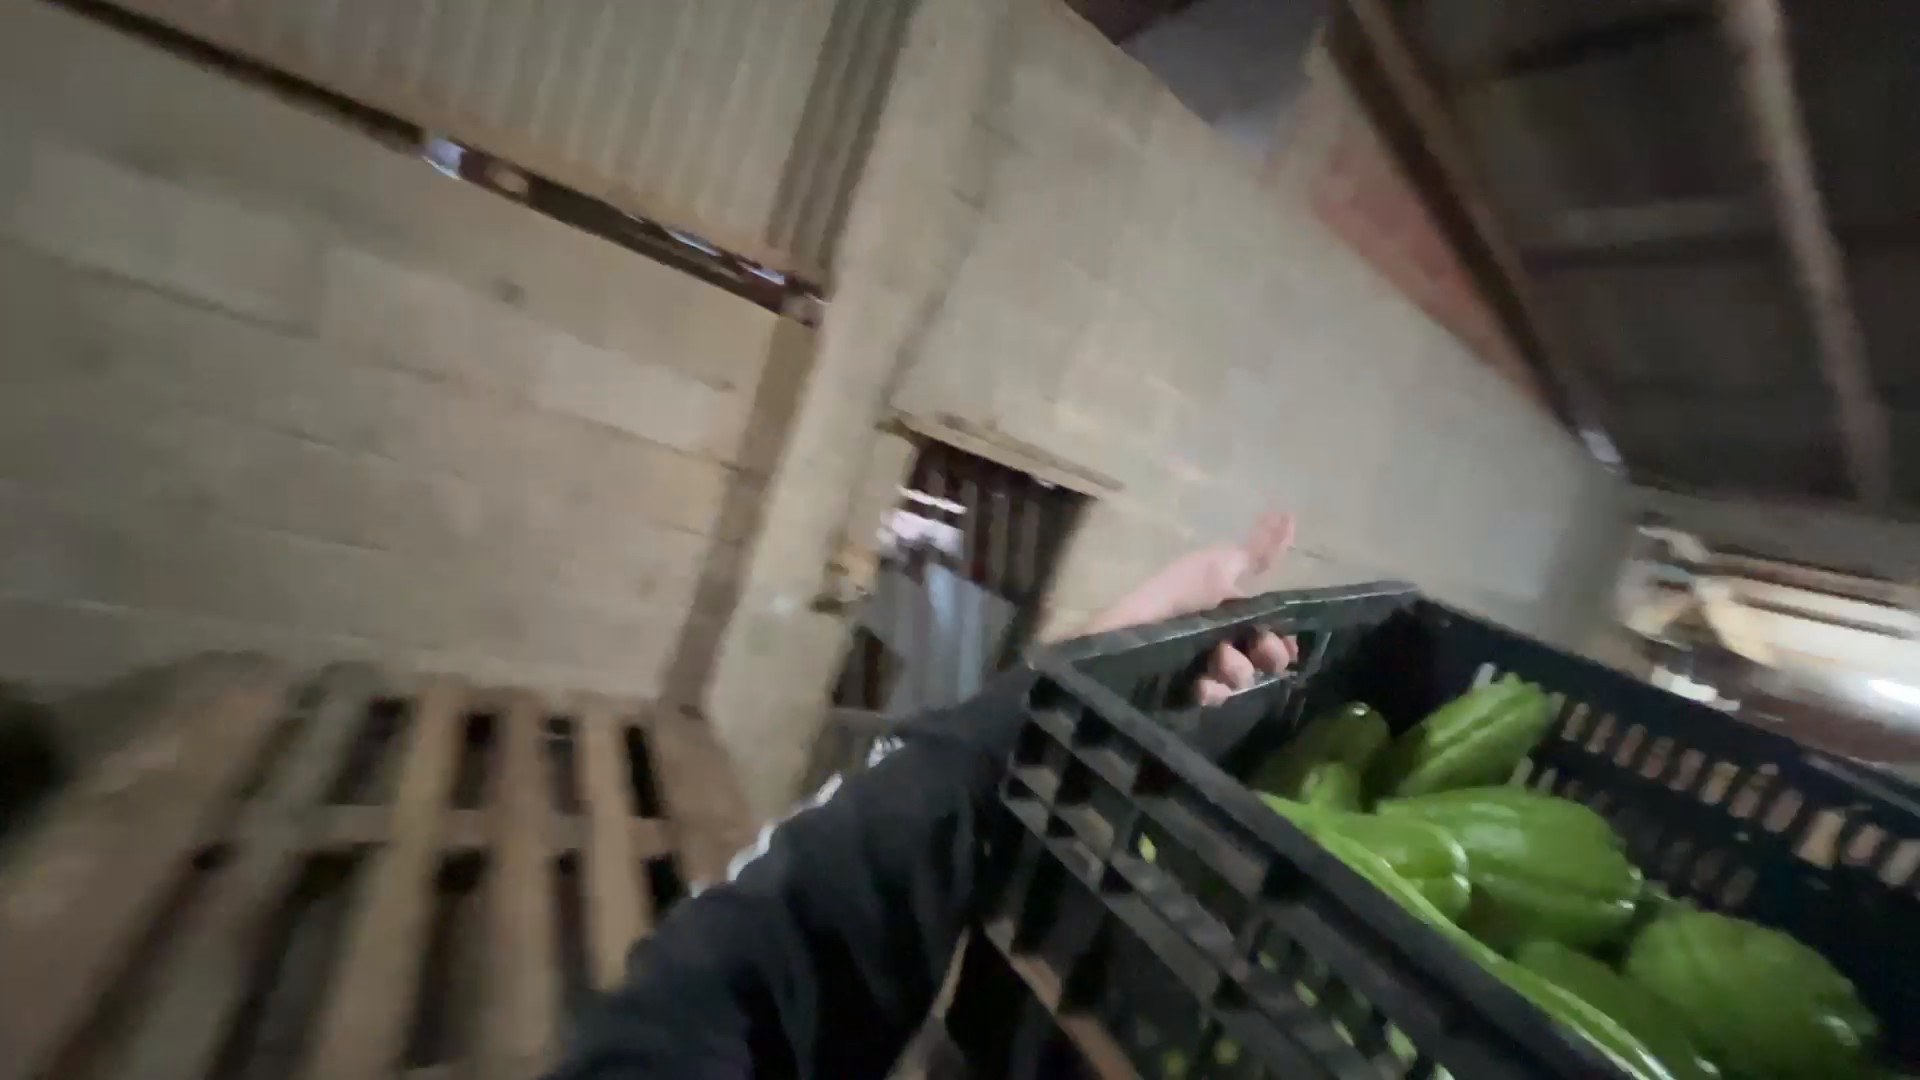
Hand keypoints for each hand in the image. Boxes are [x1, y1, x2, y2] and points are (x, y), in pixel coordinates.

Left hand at [1078, 513, 1299, 705]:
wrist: (1128, 628)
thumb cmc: (1177, 593)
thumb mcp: (1219, 566)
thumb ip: (1258, 550)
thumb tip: (1289, 514)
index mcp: (1231, 608)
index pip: (1274, 631)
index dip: (1285, 639)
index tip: (1288, 643)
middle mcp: (1221, 637)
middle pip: (1264, 658)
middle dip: (1268, 654)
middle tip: (1256, 647)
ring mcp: (1203, 664)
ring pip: (1241, 679)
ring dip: (1236, 670)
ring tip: (1217, 659)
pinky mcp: (1184, 689)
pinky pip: (1213, 697)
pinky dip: (1211, 691)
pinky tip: (1200, 684)